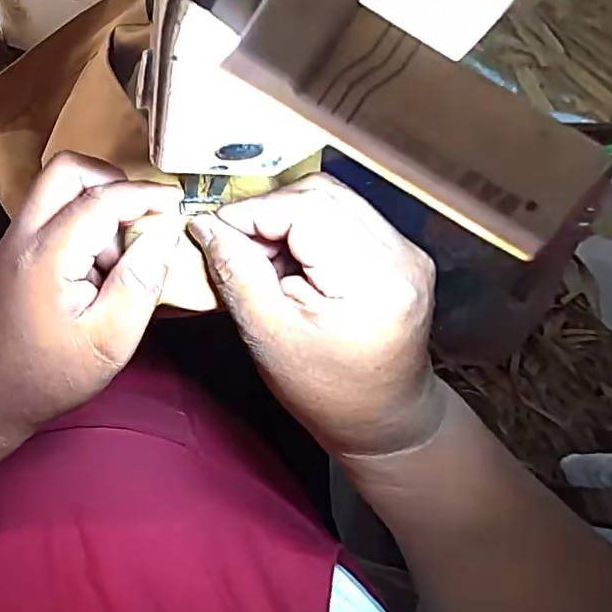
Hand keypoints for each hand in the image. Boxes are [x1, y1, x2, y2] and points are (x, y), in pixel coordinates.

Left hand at [0, 152, 184, 441]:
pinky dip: (84, 221)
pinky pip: (55, 210)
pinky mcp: (18, 248)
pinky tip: (97, 268)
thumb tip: (163, 235)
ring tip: (116, 260)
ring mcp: (16, 238)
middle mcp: (25, 234)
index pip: (101, 198)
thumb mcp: (109, 342)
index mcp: (47, 255)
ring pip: (60, 187)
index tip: (176, 204)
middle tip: (142, 217)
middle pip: (68, 169)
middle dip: (114, 182)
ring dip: (99, 204)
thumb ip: (140, 284)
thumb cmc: (49, 375)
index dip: (145, 195)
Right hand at [188, 173, 442, 458]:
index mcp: (374, 281)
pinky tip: (293, 263)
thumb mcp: (268, 336)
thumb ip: (235, 273)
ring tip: (266, 260)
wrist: (381, 418)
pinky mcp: (399, 251)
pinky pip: (344, 215)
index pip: (306, 207)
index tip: (215, 231)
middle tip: (237, 247)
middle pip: (320, 193)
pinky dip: (306, 228)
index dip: (252, 212)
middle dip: (267, 212)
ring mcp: (405, 251)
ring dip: (285, 218)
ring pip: (330, 198)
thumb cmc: (329, 392)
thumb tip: (206, 226)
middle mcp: (401, 256)